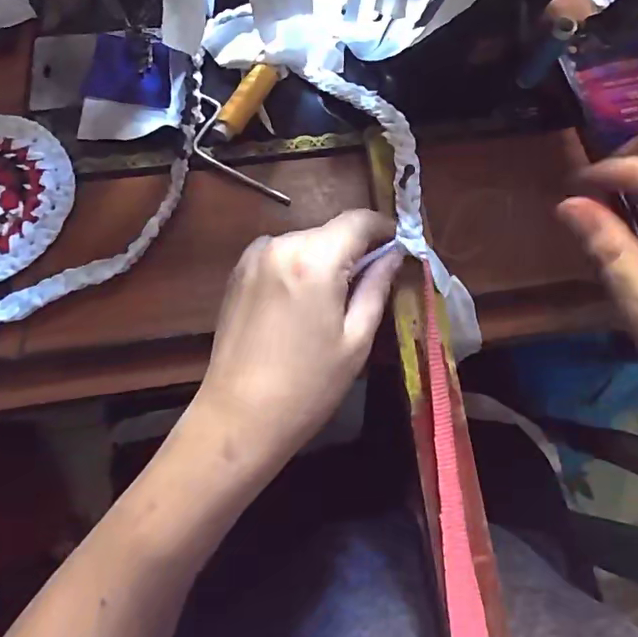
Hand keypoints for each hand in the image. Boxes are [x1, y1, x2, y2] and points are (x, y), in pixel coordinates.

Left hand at [189, 209, 403, 472]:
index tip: (400, 247)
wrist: (238, 416)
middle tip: (371, 283)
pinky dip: (298, 267)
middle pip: (330, 231)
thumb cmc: (307, 386)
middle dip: (354, 249)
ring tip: (331, 302)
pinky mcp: (237, 271)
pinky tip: (300, 305)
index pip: (358, 220)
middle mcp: (281, 244)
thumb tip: (394, 256)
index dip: (384, 229)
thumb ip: (376, 287)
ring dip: (325, 259)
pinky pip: (281, 255)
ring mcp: (254, 256)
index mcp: (314, 259)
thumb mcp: (355, 339)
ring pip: (305, 242)